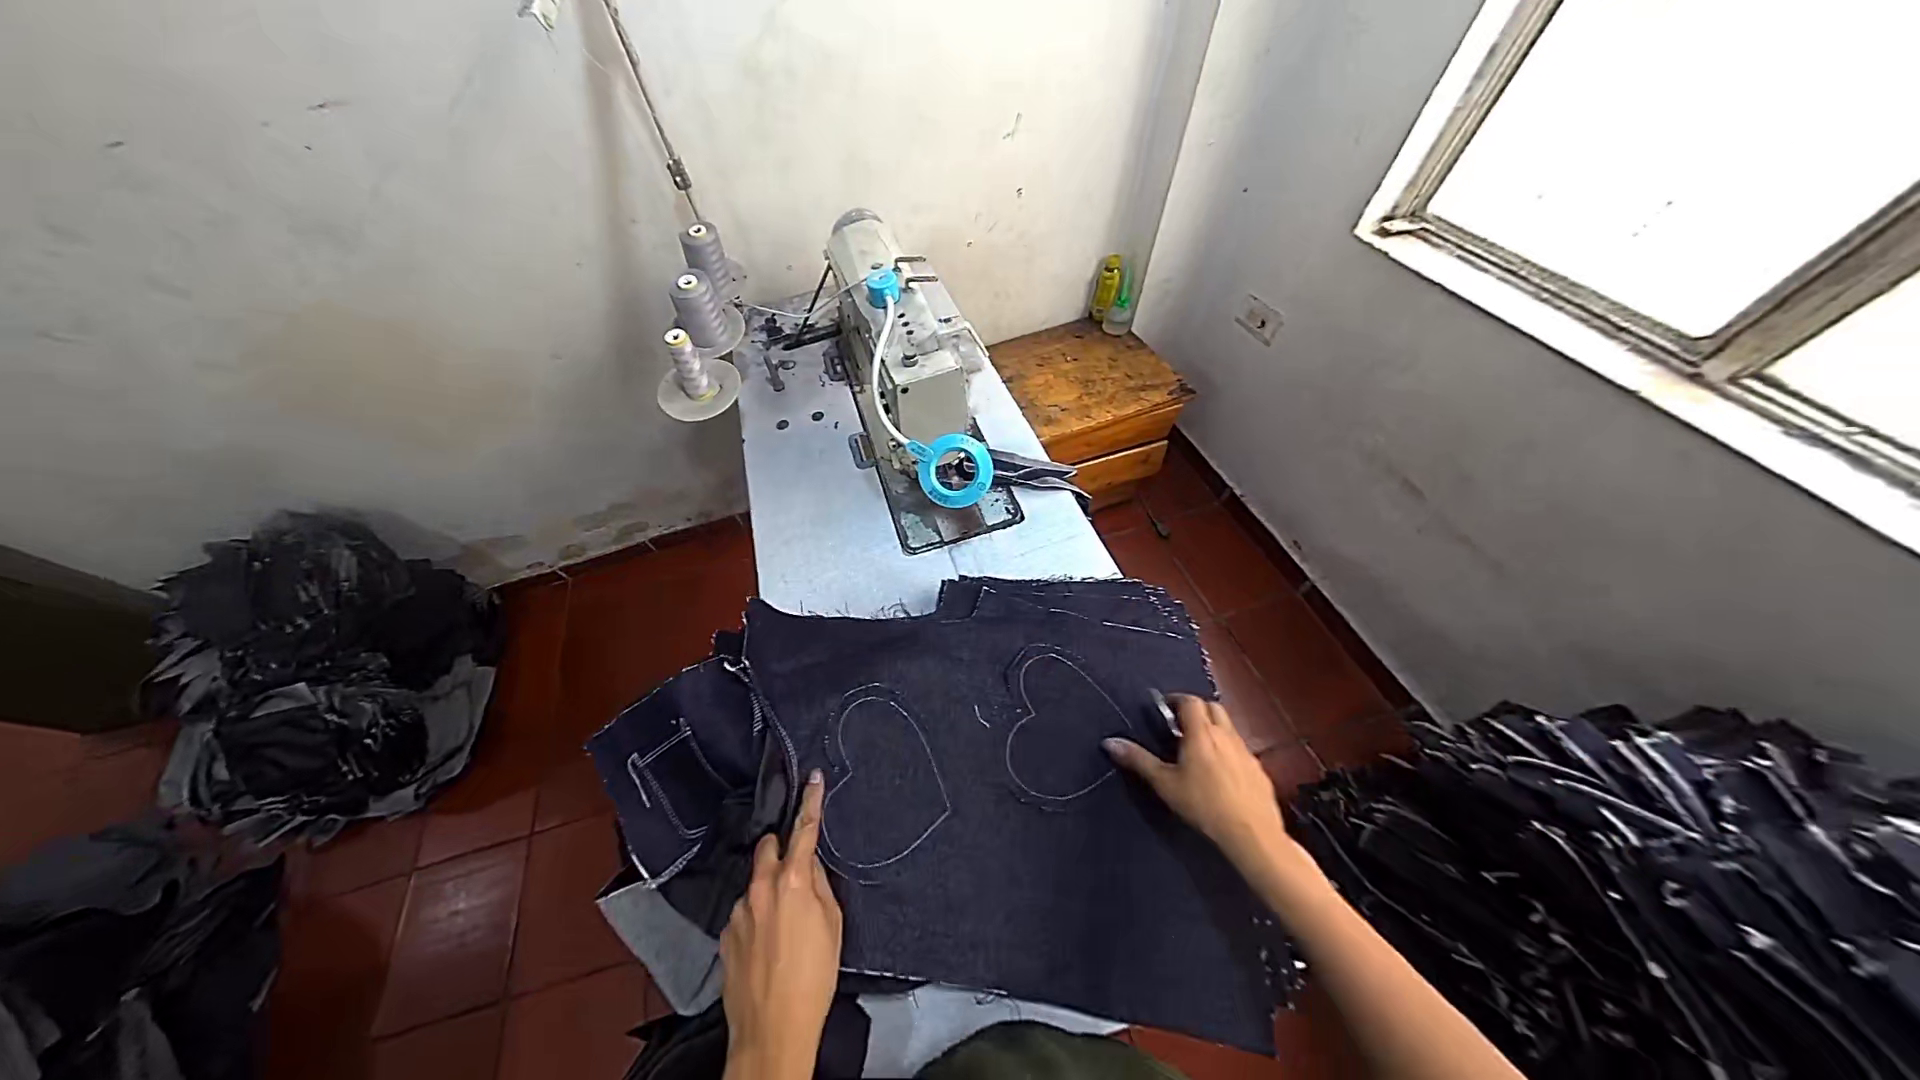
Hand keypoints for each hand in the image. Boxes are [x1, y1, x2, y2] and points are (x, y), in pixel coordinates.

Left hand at [720, 770, 842, 1079]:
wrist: (773, 1029)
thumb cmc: (814, 975)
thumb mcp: (832, 924)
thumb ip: (818, 884)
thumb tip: (808, 863)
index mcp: (792, 881)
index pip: (803, 829)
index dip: (811, 801)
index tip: (813, 778)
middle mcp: (760, 887)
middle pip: (767, 847)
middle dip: (780, 850)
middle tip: (795, 871)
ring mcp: (738, 910)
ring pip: (754, 881)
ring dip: (768, 888)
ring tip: (783, 924)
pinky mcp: (725, 934)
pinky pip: (743, 909)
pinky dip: (756, 914)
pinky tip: (767, 943)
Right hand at [1105, 696, 1323, 897]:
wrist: (1252, 834)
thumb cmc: (1203, 805)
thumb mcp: (1164, 784)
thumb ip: (1138, 760)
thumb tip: (1109, 742)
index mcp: (1201, 733)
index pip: (1190, 701)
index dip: (1176, 699)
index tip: (1164, 708)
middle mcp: (1226, 735)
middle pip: (1212, 707)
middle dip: (1196, 709)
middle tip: (1180, 724)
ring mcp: (1246, 752)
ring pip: (1228, 727)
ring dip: (1213, 728)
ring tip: (1198, 748)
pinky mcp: (1259, 770)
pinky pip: (1240, 749)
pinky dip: (1227, 750)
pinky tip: (1220, 773)